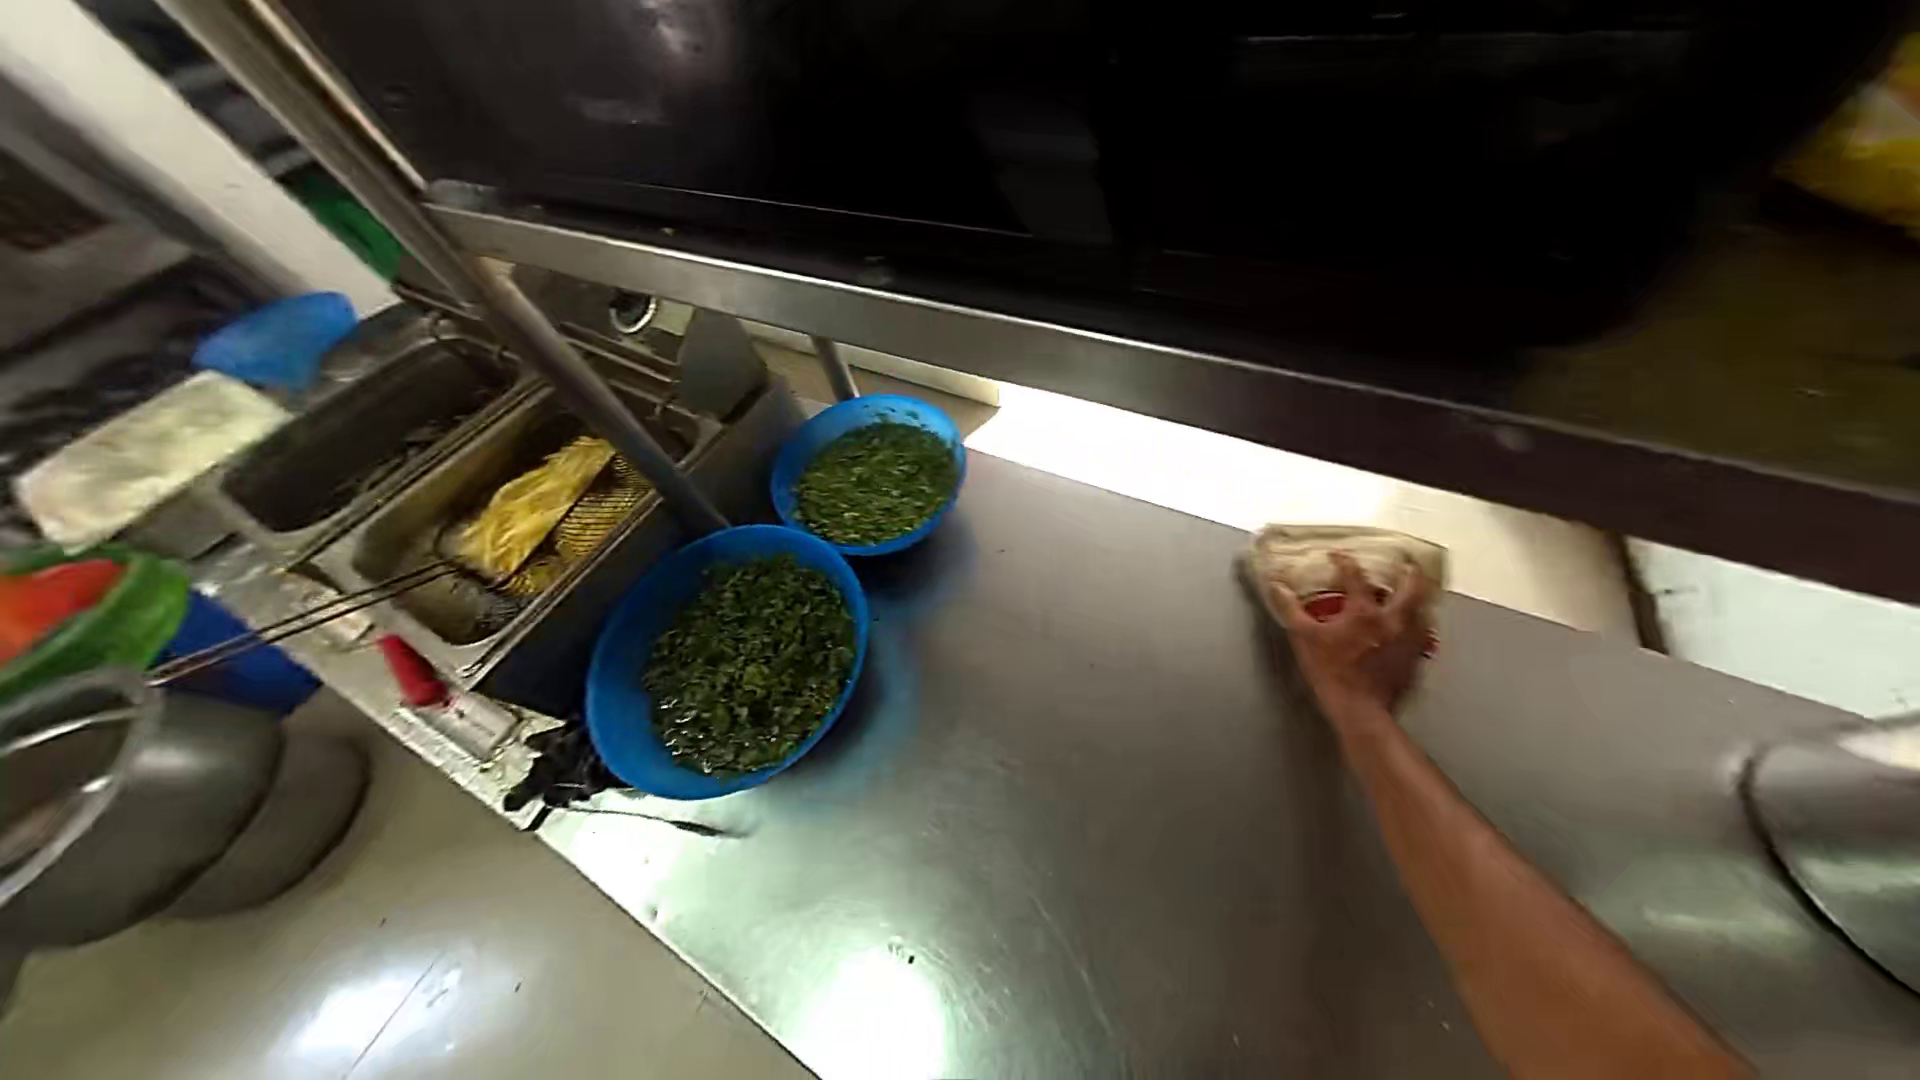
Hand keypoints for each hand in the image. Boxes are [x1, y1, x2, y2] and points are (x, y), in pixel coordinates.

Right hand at [1267, 551, 1433, 714]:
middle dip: (1410, 572)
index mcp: (1364, 612)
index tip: (1337, 555)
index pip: (1356, 577)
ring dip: (1419, 597)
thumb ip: (1290, 609)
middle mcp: (1393, 620)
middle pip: (1411, 588)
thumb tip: (1276, 586)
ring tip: (1414, 591)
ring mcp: (1409, 640)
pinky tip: (1411, 626)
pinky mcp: (1415, 658)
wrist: (1360, 709)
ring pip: (1424, 610)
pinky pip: (1423, 633)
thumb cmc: (1330, 670)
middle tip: (1407, 562)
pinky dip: (1418, 623)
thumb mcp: (1303, 638)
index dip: (1345, 562)